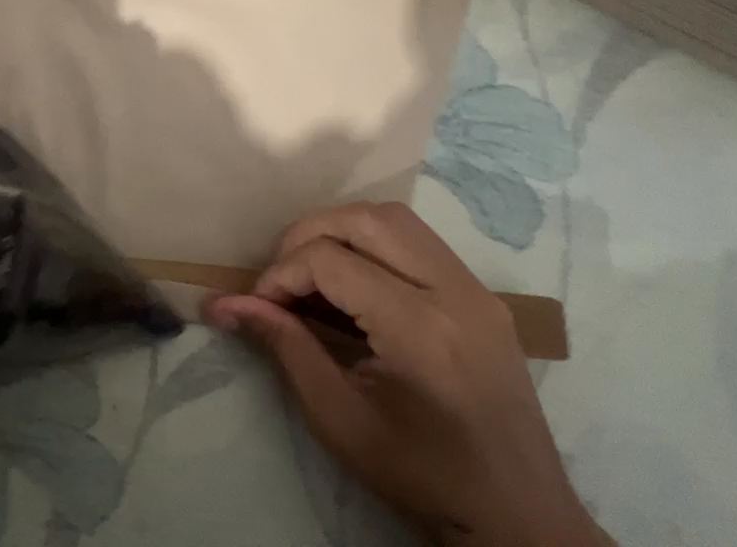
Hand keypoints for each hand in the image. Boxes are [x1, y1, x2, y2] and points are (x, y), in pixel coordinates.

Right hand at [204, 203, 608, 546]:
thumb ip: (282, 345)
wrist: (516, 516)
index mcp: (420, 330)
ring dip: (341, 232)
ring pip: (395, 219)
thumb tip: (221, 304)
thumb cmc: (419, 474)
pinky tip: (354, 287)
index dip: (280, 274)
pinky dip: (373, 245)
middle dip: (307, 235)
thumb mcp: (337, 416)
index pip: (330, 260)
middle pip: (364, 219)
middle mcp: (455, 294)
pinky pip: (419, 242)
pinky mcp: (483, 298)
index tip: (260, 308)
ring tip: (313, 275)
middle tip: (281, 279)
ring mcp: (477, 292)